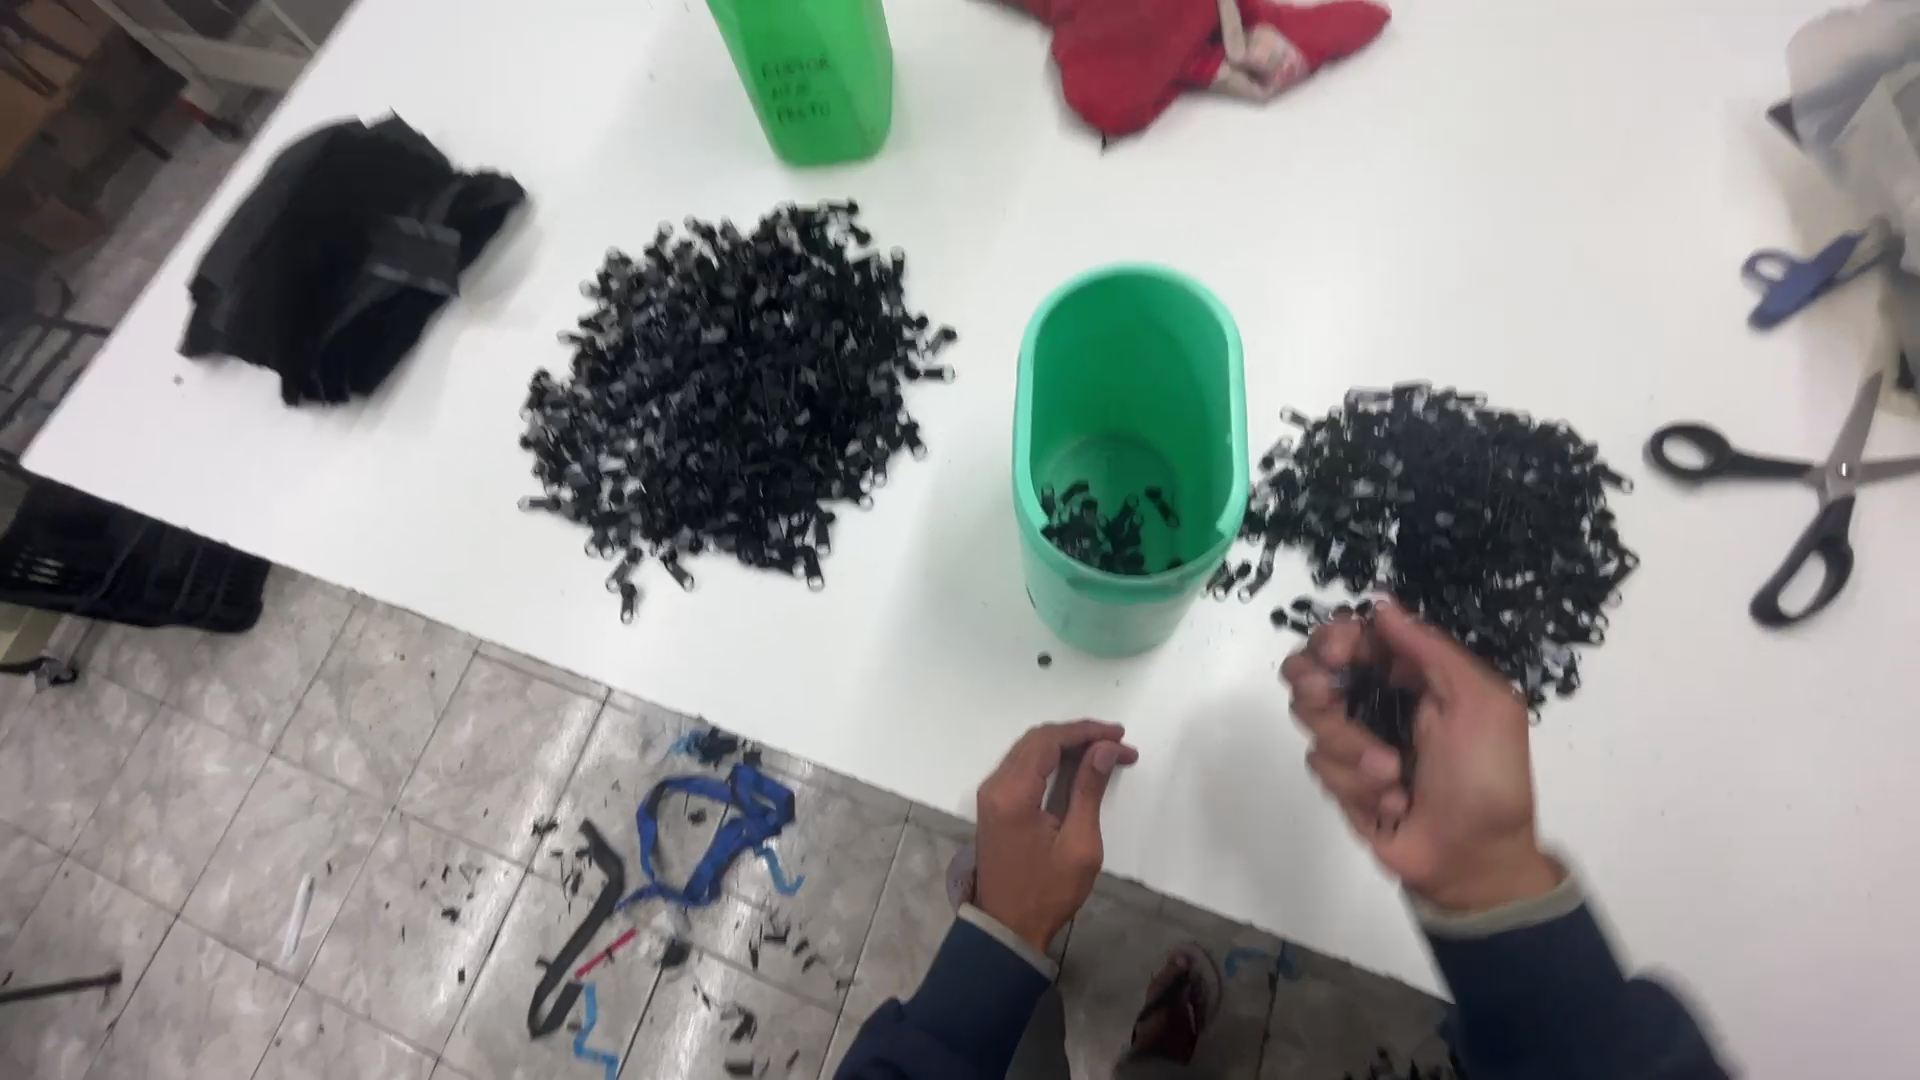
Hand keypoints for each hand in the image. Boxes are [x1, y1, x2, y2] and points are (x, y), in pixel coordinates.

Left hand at [974, 720, 1138, 951]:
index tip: (1118, 735)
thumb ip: (1089, 790)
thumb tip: (1104, 748)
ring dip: (1066, 745)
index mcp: (1012, 793)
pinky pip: (1023, 764)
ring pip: (1029, 749)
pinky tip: (1078, 765)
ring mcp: (991, 793)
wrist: (1007, 929)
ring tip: (1105, 751)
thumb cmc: (1046, 892)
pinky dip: (1052, 758)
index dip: (1085, 732)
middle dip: (1079, 735)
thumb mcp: (1079, 845)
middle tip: (1117, 743)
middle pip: (1037, 739)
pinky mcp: (994, 802)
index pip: (1048, 741)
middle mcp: (995, 784)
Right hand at [1280, 601, 1561, 913]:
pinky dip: (1356, 783)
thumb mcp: (1482, 704)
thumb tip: (1380, 606)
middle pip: (1309, 667)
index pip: (1351, 635)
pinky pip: (1318, 761)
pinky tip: (1391, 800)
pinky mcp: (1335, 775)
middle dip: (1313, 683)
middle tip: (1328, 699)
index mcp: (1407, 674)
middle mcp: (1370, 698)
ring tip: (1392, 774)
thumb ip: (1431, 650)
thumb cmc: (1486, 778)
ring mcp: (1349, 736)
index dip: (1334, 637)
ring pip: (1308, 716)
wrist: (1473, 860)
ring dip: (1350, 746)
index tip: (1338, 654)